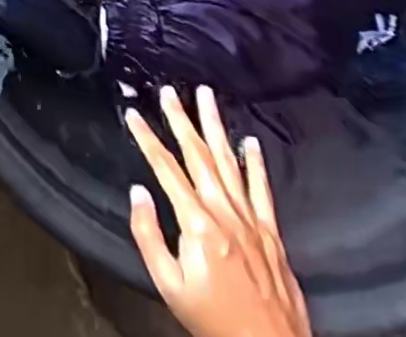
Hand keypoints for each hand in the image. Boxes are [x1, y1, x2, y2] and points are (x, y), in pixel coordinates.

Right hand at [126, 86, 309, 336]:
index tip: (133, 115)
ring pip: (229, 163)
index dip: (147, 139)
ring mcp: (252, 222)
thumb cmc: (213, 321)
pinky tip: (250, 142)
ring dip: (215, 127)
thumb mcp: (168, 285)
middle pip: (199, 156)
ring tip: (207, 98)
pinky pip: (262, 190)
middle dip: (181, 121)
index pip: (166, 170)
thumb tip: (138, 193)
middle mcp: (226, 215)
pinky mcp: (271, 234)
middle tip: (170, 92)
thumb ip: (148, 236)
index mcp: (198, 225)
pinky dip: (256, 164)